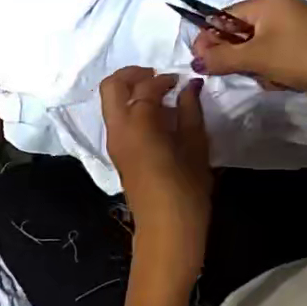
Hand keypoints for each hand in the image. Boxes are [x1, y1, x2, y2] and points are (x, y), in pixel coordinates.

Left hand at [99, 67, 210, 277]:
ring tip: (162, 96)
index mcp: (137, 125)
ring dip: (131, 91)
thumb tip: (190, 87)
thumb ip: (191, 113)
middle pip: (111, 85)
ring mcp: (113, 141)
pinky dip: (131, 107)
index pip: (145, 87)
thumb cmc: (186, 192)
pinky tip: (158, 117)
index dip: (164, 80)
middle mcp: (118, 129)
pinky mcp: (116, 153)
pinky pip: (117, 118)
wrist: (166, 231)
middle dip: (133, 74)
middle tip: (160, 78)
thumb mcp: (196, 148)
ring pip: (110, 101)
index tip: (182, 80)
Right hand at [191, 0, 306, 111]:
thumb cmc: (305, 57)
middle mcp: (279, 12)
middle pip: (238, 34)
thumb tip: (194, 60)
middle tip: (235, 72)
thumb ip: (221, 57)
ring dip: (254, 68)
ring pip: (253, 52)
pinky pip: (271, 61)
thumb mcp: (257, 57)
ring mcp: (292, 33)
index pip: (224, 16)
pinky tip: (281, 82)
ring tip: (268, 77)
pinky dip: (270, 74)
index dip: (209, 38)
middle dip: (234, 56)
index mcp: (268, 2)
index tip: (199, 62)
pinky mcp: (301, 53)